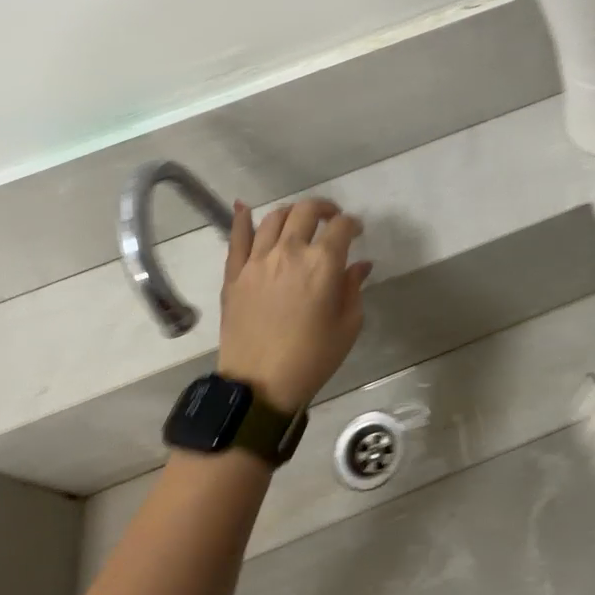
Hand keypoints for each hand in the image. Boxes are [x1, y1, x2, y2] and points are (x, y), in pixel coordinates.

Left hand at [215, 198, 371, 411]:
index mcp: (322, 263)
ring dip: (292, 212)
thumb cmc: (313, 357)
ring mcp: (257, 261)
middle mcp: (289, 252)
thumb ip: (353, 287)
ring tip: (299, 222)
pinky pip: (236, 238)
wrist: (260, 385)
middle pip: (306, 211)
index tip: (357, 232)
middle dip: (324, 209)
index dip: (353, 224)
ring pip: (275, 218)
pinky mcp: (234, 274)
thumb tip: (359, 265)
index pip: (341, 226)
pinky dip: (242, 219)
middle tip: (331, 219)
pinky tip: (245, 209)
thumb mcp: (348, 324)